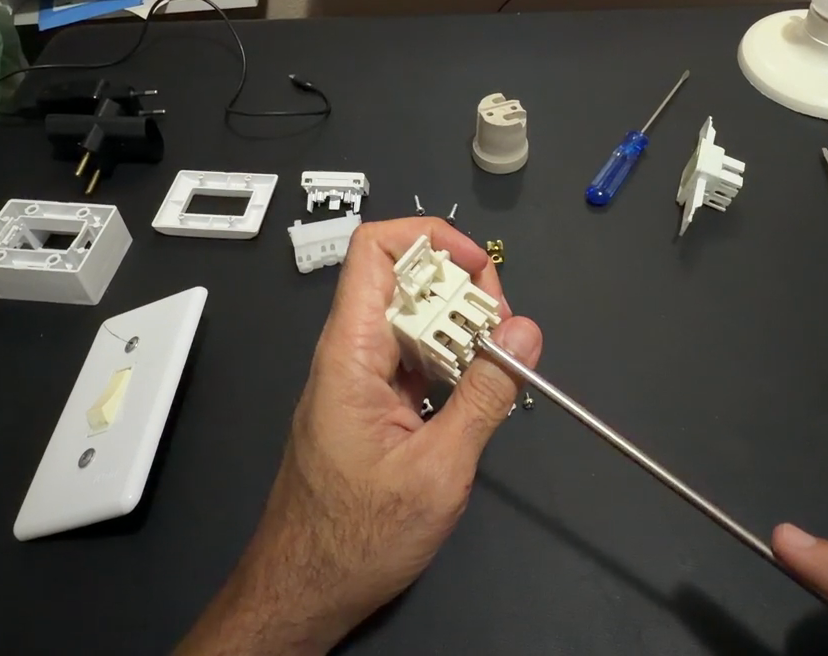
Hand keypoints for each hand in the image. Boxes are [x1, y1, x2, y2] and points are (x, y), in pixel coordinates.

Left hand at [175, 218, 542, 655]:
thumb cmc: (356, 538)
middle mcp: (351, 350)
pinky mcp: (372, 398)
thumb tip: (523, 334)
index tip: (480, 268)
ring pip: (412, 316)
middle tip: (501, 324)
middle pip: (403, 278)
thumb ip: (484, 396)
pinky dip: (450, 357)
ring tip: (497, 353)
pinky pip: (413, 353)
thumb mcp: (437, 470)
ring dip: (459, 324)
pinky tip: (476, 384)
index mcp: (351, 351)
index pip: (374, 250)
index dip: (428, 238)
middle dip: (459, 285)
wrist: (304, 589)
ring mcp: (360, 373)